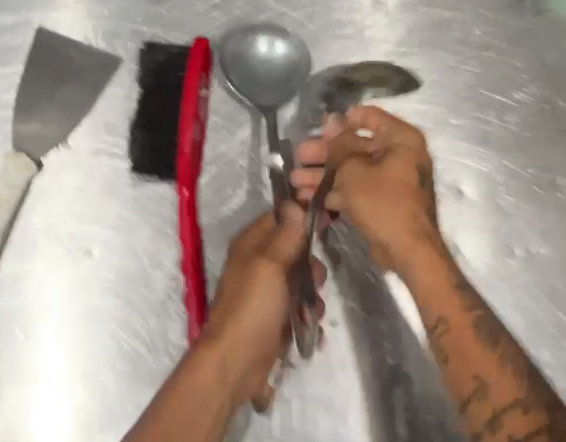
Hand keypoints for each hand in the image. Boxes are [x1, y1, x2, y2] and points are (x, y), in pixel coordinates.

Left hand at [200, 204, 324, 411]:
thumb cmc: (252, 307)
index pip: (280, 218)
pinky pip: (301, 307)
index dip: (303, 217)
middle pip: (295, 251)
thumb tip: (294, 201)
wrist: (237, 362)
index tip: (328, 220)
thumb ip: (286, 235)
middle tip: (314, 277)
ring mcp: (267, 292)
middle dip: (311, 265)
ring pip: (302, 281)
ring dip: (312, 295)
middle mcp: (258, 264)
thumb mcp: (270, 265)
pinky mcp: (277, 318)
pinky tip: (309, 326)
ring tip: (309, 310)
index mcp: (251, 244)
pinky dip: (308, 315)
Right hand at [290, 105, 442, 274]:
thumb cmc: (382, 200)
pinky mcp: (383, 203)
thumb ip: (339, 144)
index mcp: (400, 139)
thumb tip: (331, 122)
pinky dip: (334, 193)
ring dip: (323, 175)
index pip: (369, 116)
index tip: (319, 125)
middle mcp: (399, 155)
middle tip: (299, 156)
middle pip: (355, 146)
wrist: (408, 251)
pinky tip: (307, 198)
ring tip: (295, 181)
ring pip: (351, 170)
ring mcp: (391, 181)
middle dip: (324, 153)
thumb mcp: (353, 168)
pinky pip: (356, 190)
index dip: (342, 119)